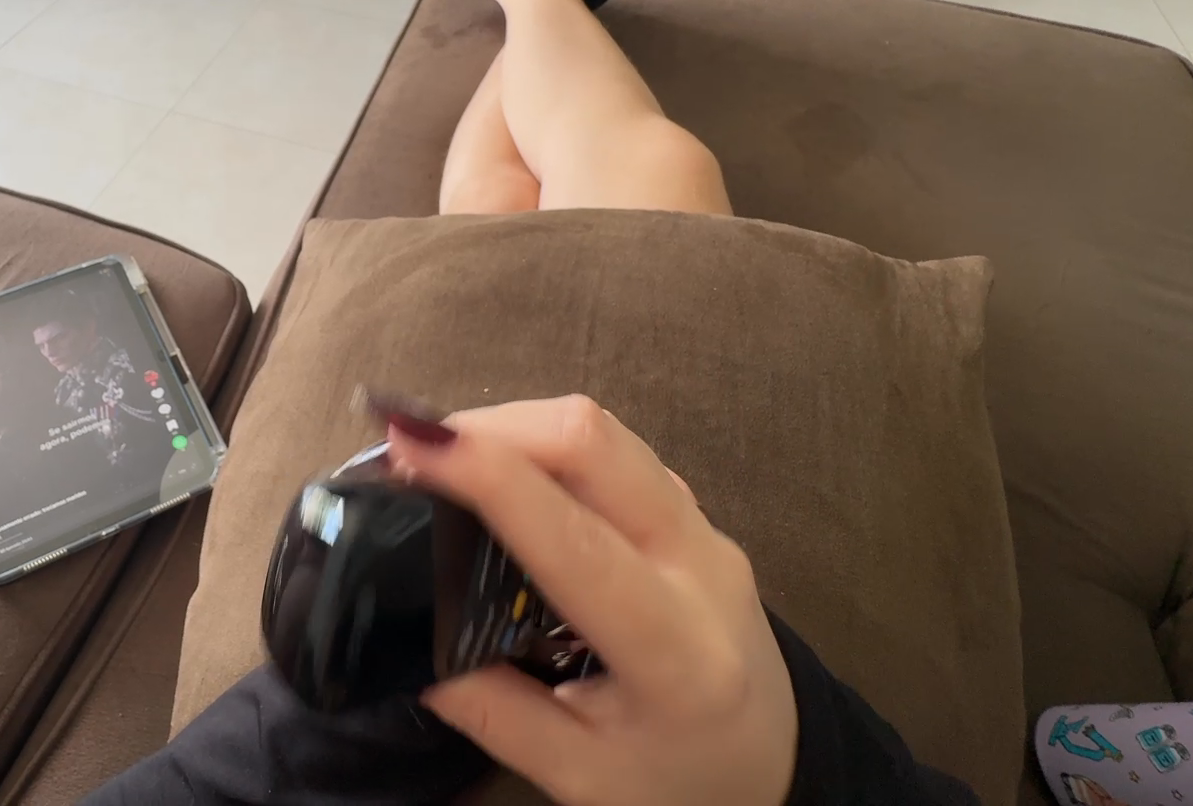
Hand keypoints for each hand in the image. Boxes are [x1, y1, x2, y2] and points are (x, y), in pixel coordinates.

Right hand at [384, 395, 797, 805]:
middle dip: (494, 424)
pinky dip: (541, 434)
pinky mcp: (686, 504)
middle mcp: (696, 562)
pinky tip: (505, 462)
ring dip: (514, 422)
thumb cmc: (682, 779)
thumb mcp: (582, 775)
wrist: (784, 761)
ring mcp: (699, 522)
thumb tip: (408, 645)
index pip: (572, 538)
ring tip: (449, 451)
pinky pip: (609, 442)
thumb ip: (491, 712)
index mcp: (673, 648)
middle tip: (418, 444)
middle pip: (593, 442)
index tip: (408, 444)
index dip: (488, 475)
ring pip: (601, 428)